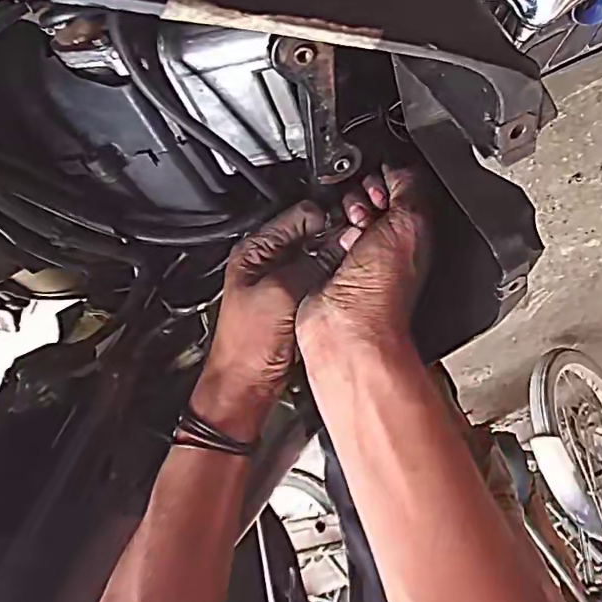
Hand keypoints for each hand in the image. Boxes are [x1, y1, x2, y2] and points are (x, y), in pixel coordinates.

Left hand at [192, 200, 331, 441]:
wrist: (246, 387)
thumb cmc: (246, 345)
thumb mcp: (281, 294)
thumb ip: (313, 264)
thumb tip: (343, 241)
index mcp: (256, 249)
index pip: (301, 215)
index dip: (328, 220)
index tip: (350, 229)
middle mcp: (270, 261)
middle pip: (314, 234)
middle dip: (336, 239)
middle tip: (356, 248)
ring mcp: (285, 281)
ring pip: (321, 258)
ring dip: (337, 261)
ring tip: (352, 269)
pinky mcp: (297, 301)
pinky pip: (323, 281)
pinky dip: (335, 281)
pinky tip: (344, 288)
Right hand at [297, 164, 432, 362]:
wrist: (346, 327)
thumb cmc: (382, 290)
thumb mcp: (411, 221)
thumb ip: (409, 186)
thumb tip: (398, 165)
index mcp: (413, 234)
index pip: (400, 190)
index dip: (387, 179)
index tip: (379, 184)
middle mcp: (386, 246)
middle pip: (370, 200)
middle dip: (364, 194)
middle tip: (365, 207)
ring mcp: (357, 258)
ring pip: (344, 216)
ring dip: (342, 212)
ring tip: (349, 223)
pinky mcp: (329, 268)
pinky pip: (322, 236)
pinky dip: (322, 231)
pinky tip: (330, 238)